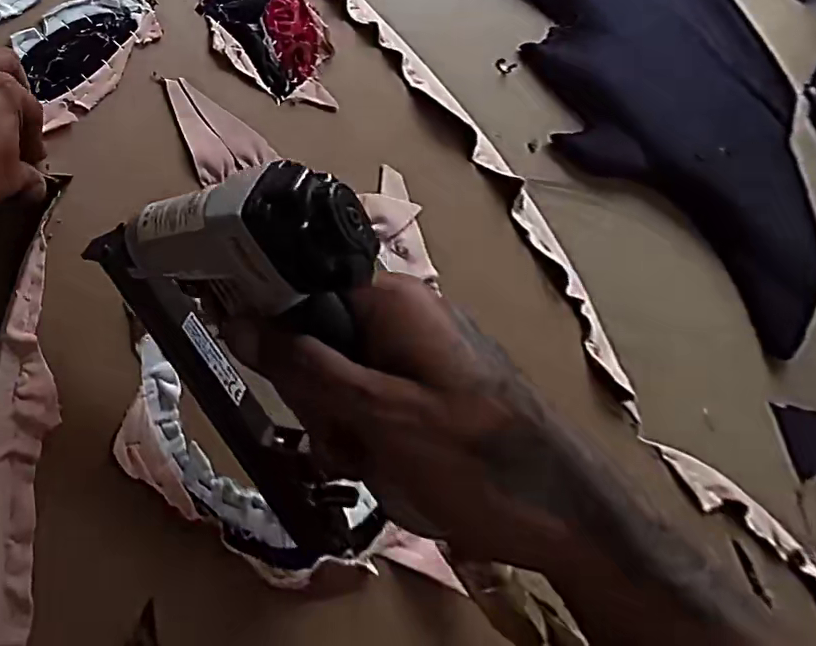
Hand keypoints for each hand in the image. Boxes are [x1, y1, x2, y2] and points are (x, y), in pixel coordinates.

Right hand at [235, 273, 600, 568]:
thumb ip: (302, 364)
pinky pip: (352, 391)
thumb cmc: (486, 463)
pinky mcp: (412, 384)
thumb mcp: (380, 414)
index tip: (250, 354)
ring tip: (365, 456)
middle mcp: (394, 312)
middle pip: (305, 331)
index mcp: (389, 298)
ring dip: (330, 418)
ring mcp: (404, 349)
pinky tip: (376, 460)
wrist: (582, 533)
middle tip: (337, 430)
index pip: (295, 281)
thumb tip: (232, 322)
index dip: (265, 314)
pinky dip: (353, 427)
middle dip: (309, 388)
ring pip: (324, 369)